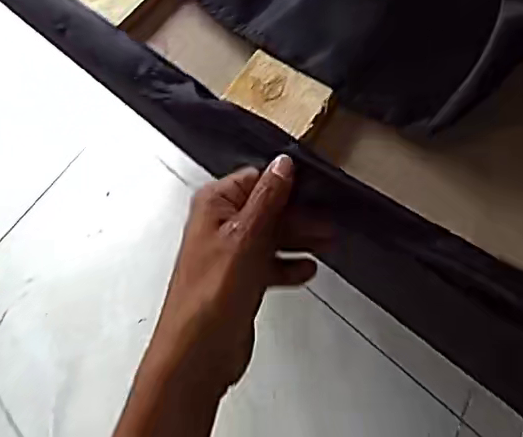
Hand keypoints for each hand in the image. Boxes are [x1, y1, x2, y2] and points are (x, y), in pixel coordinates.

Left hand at [130, 155, 328, 421]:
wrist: (196, 358)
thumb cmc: (207, 299)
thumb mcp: (247, 236)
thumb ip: (268, 198)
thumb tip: (283, 164)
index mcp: (215, 204)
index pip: (257, 178)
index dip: (285, 184)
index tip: (312, 190)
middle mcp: (219, 224)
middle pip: (267, 207)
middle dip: (298, 215)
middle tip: (326, 221)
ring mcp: (230, 253)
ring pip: (272, 235)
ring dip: (299, 237)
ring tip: (326, 240)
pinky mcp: (239, 279)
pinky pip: (270, 262)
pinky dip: (288, 263)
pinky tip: (306, 268)